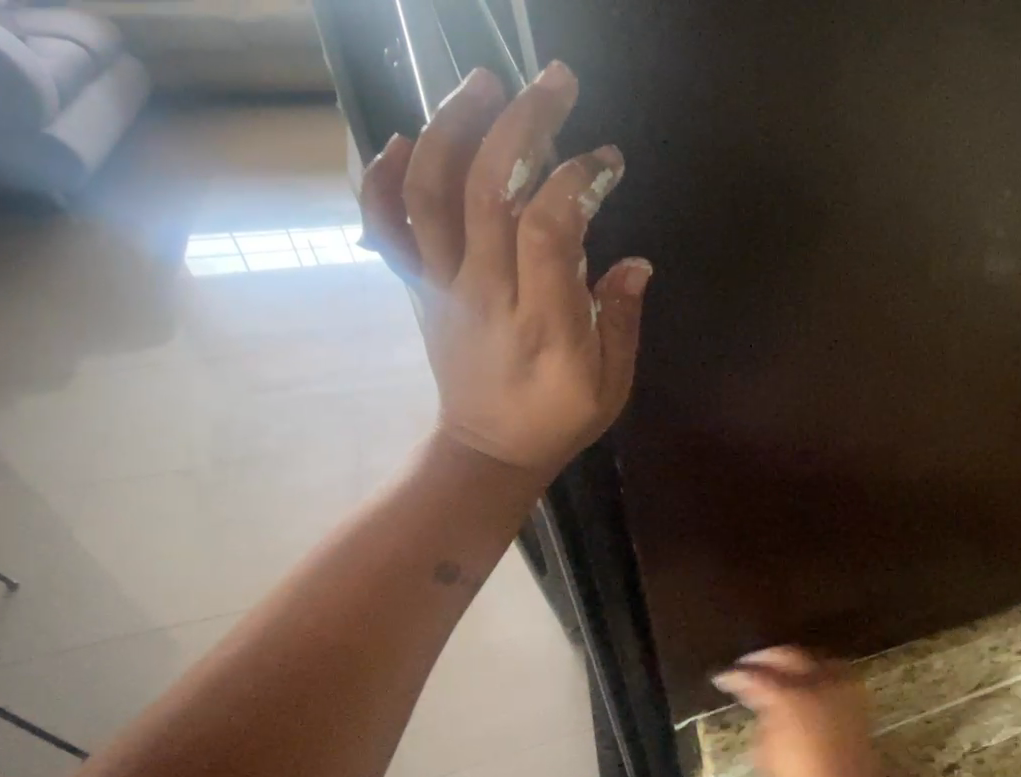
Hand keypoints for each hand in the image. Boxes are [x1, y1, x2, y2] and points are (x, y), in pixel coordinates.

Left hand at [358, 63, 648, 480]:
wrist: (488, 450)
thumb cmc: (559, 420)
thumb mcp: (612, 385)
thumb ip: (622, 322)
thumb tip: (636, 262)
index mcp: (544, 323)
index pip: (547, 230)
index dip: (575, 181)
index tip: (607, 160)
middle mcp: (485, 294)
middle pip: (488, 193)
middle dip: (522, 126)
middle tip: (553, 81)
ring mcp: (443, 287)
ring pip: (431, 196)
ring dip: (452, 129)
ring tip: (483, 83)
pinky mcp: (419, 287)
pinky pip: (387, 227)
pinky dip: (385, 179)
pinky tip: (405, 140)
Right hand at [713, 648, 893, 776]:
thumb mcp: (765, 752)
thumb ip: (763, 716)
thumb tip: (763, 702)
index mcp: (788, 694)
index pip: (754, 675)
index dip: (735, 676)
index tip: (722, 678)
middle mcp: (817, 681)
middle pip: (788, 655)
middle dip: (765, 658)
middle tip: (748, 665)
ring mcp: (841, 687)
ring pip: (814, 659)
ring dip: (793, 661)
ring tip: (777, 670)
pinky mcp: (857, 698)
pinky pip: (834, 673)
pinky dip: (816, 672)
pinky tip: (805, 683)